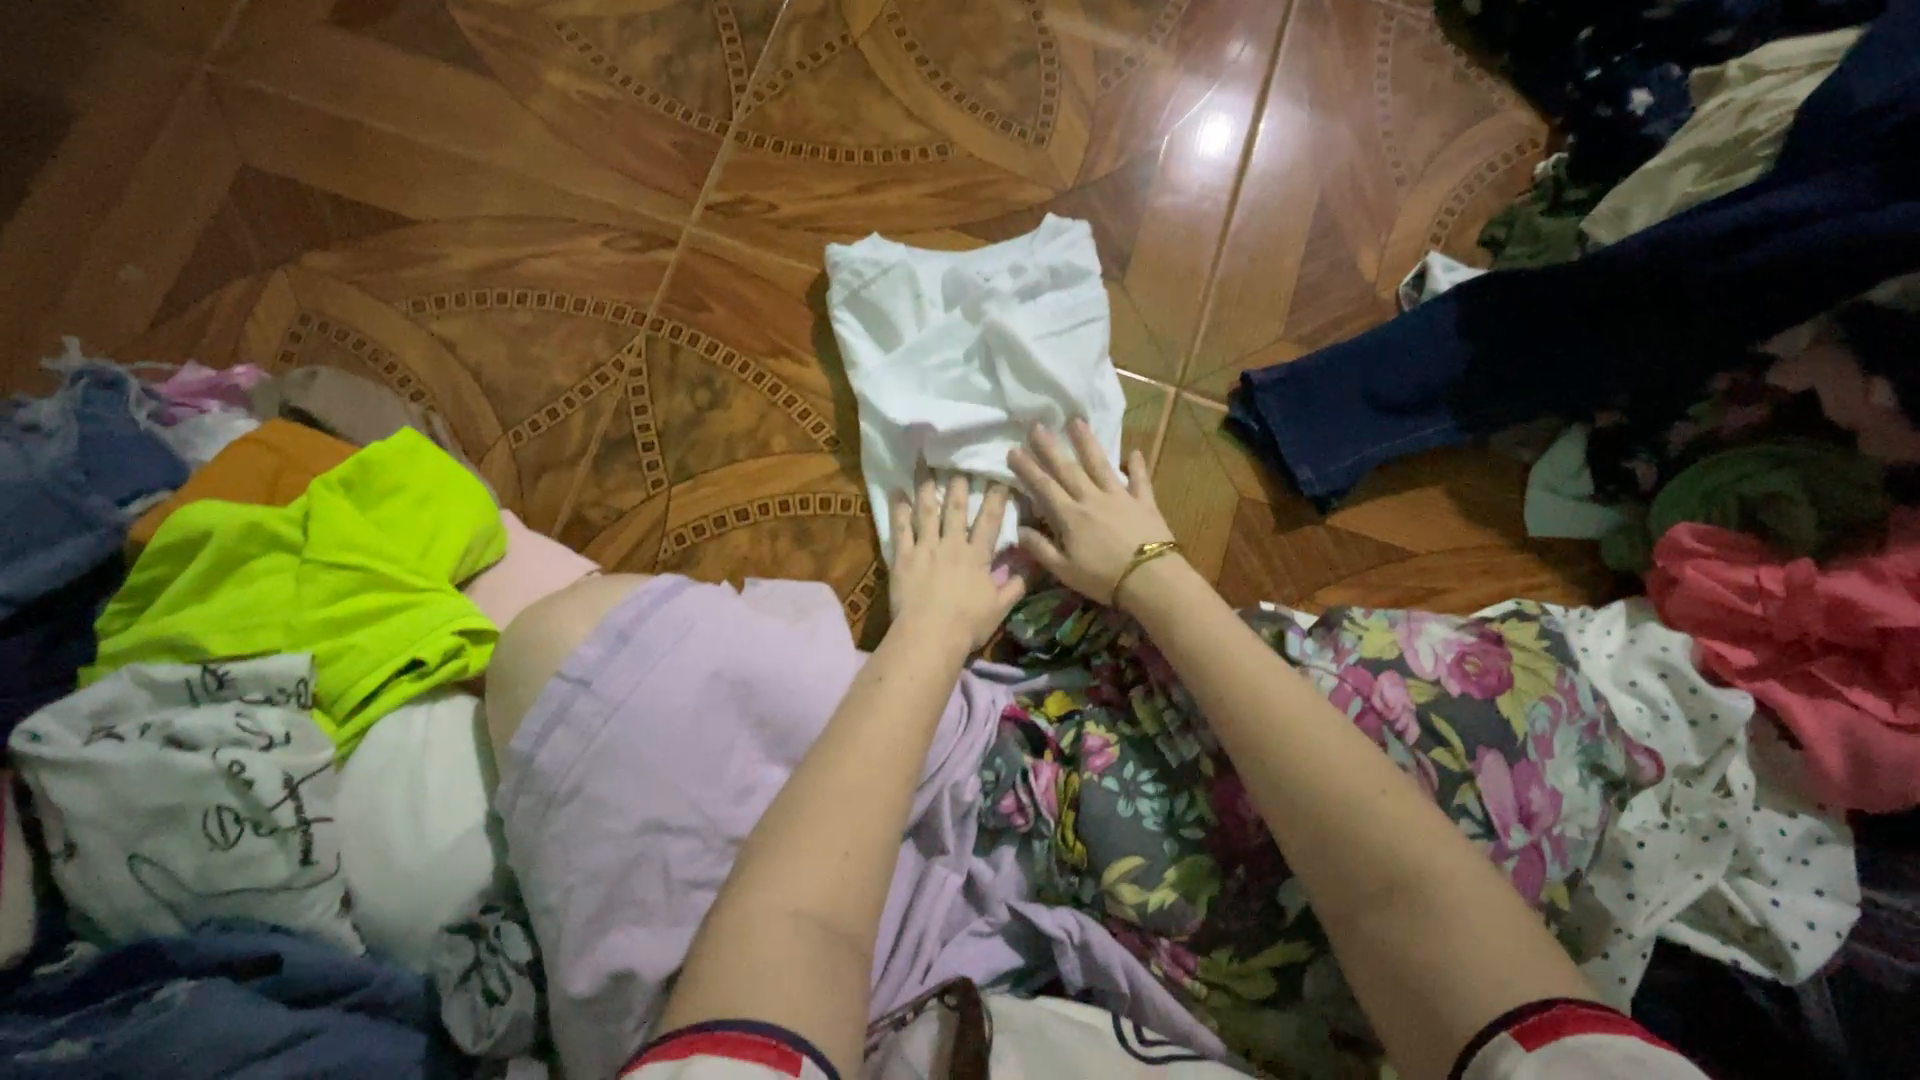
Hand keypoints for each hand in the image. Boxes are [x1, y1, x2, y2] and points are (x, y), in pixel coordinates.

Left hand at [887, 474, 1027, 651]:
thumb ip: (1015, 585)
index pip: (989, 521)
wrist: (929, 635)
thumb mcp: (1000, 608)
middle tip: (959, 466)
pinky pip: (900, 529)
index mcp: (976, 557)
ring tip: (926, 468)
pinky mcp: (902, 557)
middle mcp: (951, 545)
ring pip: (927, 512)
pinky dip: (898, 510)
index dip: (995, 499)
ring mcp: (925, 549)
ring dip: (927, 488)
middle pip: (955, 509)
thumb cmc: (967, 625)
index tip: (999, 480)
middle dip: (958, 486)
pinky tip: (897, 492)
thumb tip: (1032, 566)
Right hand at [1008, 419, 1176, 605]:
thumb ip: (1040, 549)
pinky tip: (1134, 452)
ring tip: (1077, 421)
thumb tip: (1019, 530)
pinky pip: (1139, 480)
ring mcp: (1120, 497)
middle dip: (1050, 447)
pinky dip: (1136, 466)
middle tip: (1037, 426)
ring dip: (1087, 442)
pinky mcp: (1144, 502)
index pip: (1043, 487)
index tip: (1013, 450)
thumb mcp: (1064, 571)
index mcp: (1070, 516)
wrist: (1151, 579)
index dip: (1027, 468)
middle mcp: (1092, 499)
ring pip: (1100, 464)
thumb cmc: (1104, 579)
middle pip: (1068, 468)